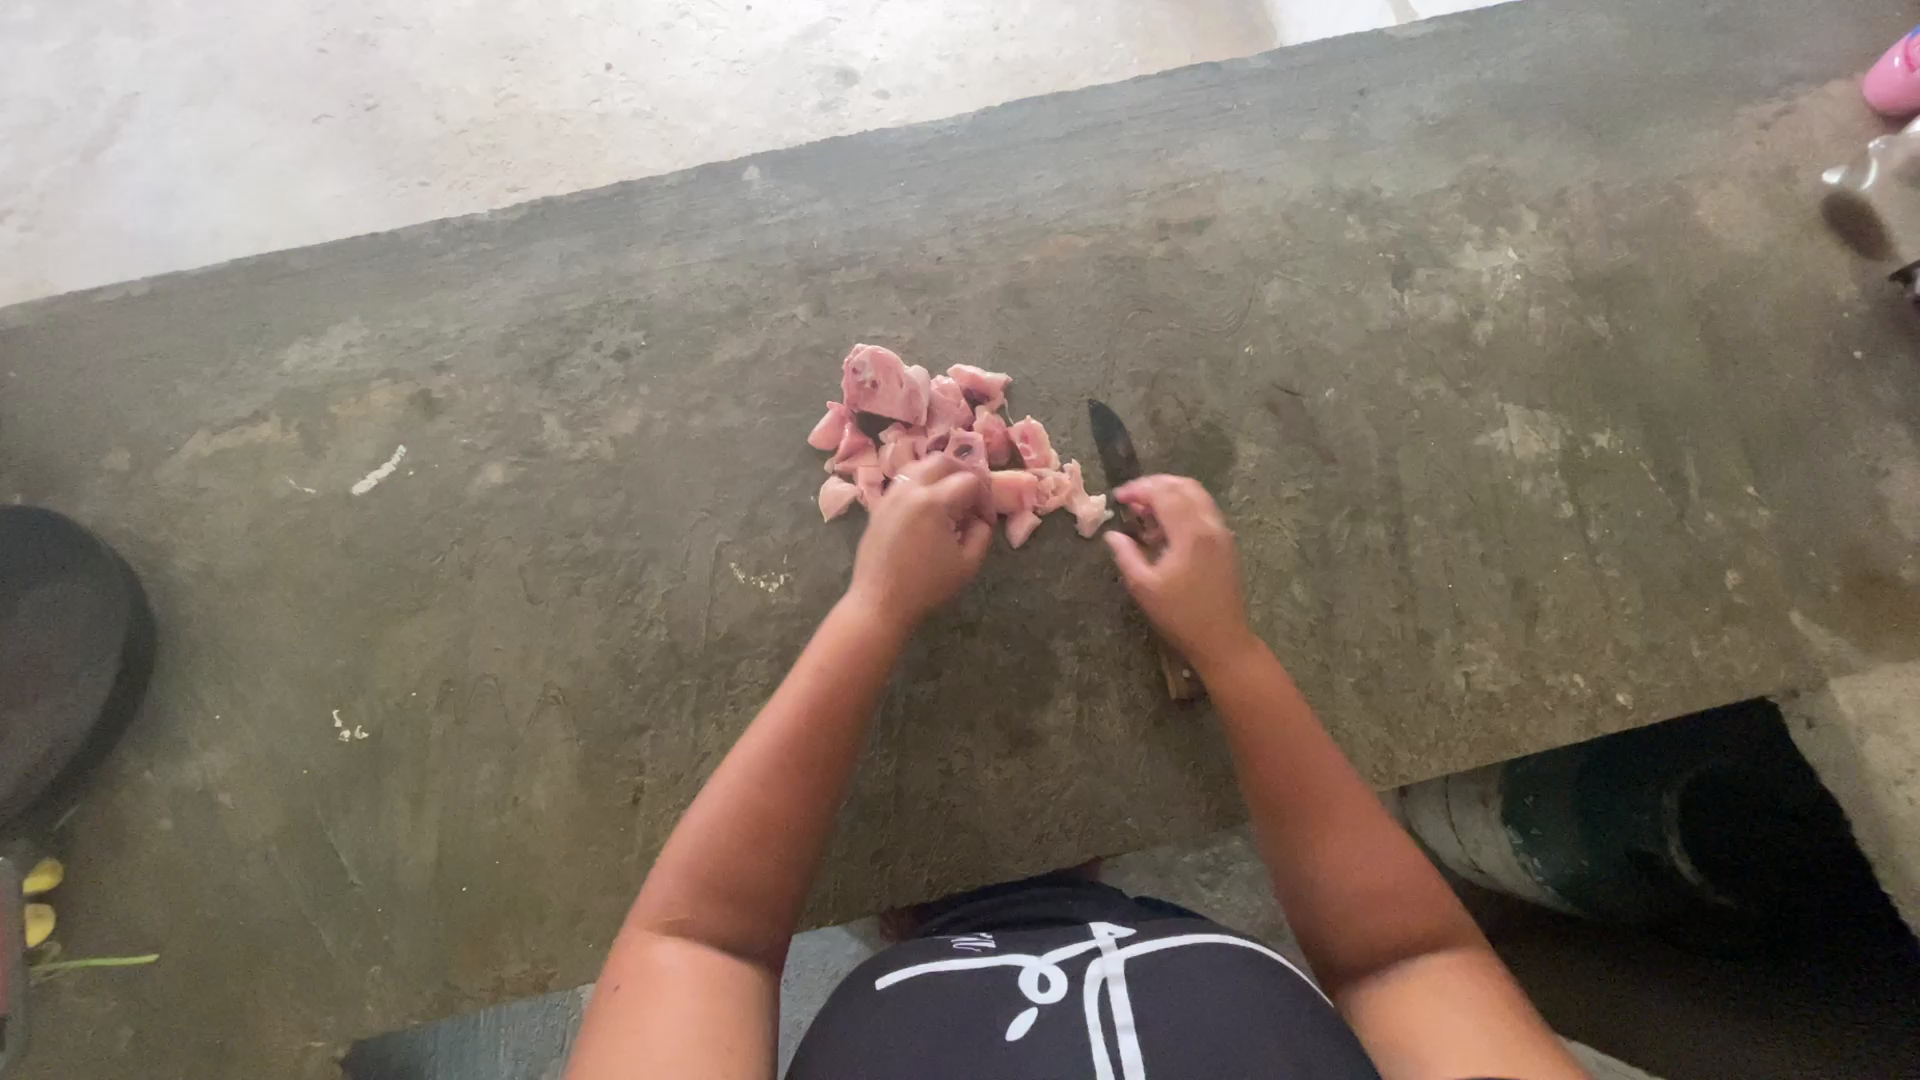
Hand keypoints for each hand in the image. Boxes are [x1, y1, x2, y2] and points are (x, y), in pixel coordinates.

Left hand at [846, 455, 992, 633]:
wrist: (880, 602)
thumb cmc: (927, 587)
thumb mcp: (968, 564)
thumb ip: (981, 534)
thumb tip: (980, 519)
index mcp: (934, 502)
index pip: (969, 481)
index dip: (985, 497)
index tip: (986, 519)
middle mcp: (910, 490)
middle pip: (942, 460)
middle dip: (964, 472)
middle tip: (974, 495)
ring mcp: (890, 496)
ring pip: (919, 465)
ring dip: (940, 473)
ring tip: (952, 495)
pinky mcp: (879, 506)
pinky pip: (903, 480)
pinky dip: (920, 482)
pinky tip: (929, 505)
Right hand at [1104, 475, 1259, 664]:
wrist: (1222, 640)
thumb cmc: (1180, 616)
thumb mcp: (1144, 588)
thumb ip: (1126, 555)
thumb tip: (1113, 535)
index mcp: (1190, 534)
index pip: (1164, 493)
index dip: (1139, 489)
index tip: (1118, 497)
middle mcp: (1210, 526)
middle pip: (1184, 486)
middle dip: (1155, 485)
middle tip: (1131, 498)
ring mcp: (1222, 533)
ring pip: (1197, 495)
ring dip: (1170, 494)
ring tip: (1145, 512)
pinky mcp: (1225, 543)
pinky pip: (1204, 510)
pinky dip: (1183, 507)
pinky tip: (1164, 527)